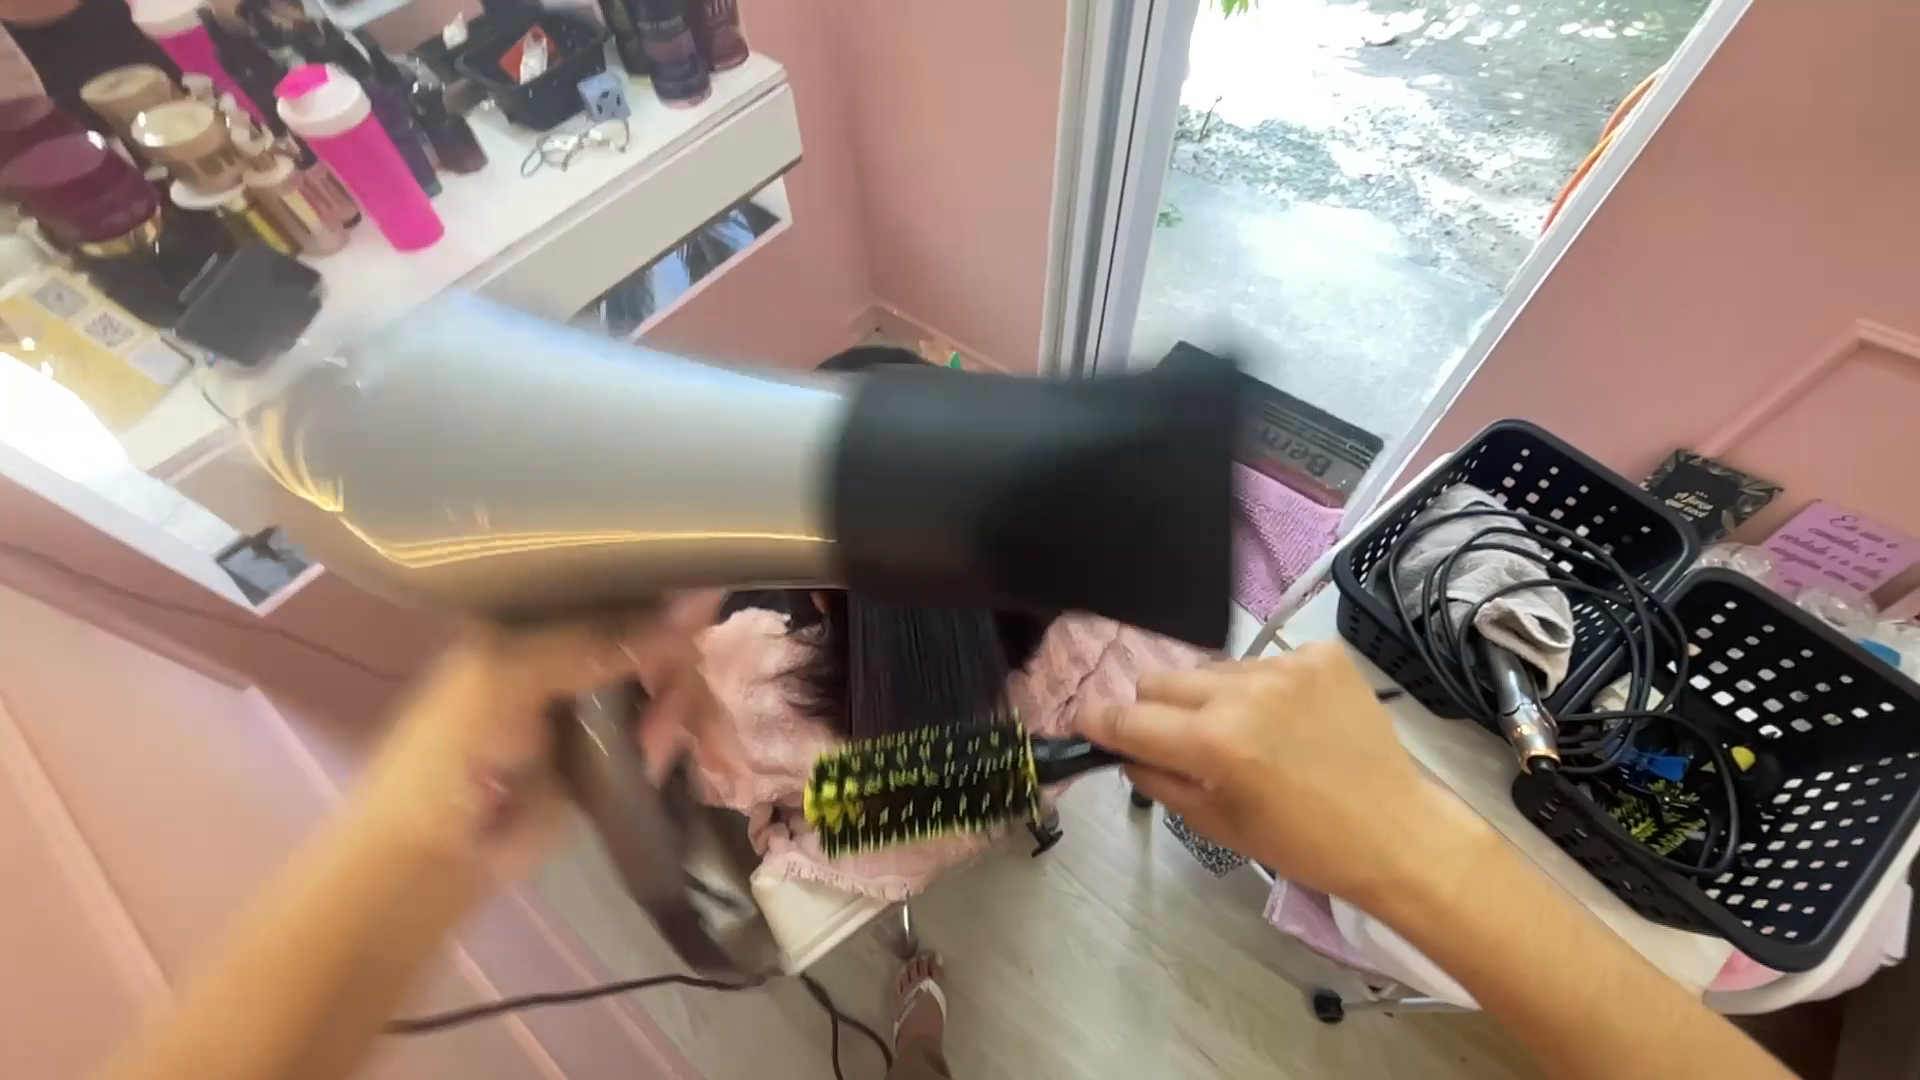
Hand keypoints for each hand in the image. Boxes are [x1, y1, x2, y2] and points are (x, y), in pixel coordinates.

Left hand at [353, 597, 732, 881]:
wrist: (431, 860)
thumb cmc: (452, 754)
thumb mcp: (511, 679)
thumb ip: (598, 641)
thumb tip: (697, 605)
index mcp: (537, 620)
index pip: (617, 588)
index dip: (662, 600)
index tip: (702, 618)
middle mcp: (573, 651)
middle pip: (656, 637)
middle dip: (677, 672)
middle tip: (669, 712)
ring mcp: (597, 700)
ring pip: (670, 683)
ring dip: (684, 712)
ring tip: (667, 745)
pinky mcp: (616, 745)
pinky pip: (668, 727)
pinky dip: (687, 740)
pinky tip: (702, 761)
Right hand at [1078, 644, 1481, 905]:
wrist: (1400, 834)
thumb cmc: (1303, 843)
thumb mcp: (1216, 824)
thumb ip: (1157, 780)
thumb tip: (1124, 750)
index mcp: (1215, 742)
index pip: (1129, 718)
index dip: (1098, 721)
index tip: (1085, 721)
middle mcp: (1243, 692)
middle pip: (1158, 680)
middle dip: (1156, 711)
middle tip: (1183, 741)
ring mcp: (1285, 665)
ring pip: (1208, 669)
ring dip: (1209, 697)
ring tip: (1248, 731)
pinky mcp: (1319, 654)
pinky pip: (1261, 661)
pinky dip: (1261, 688)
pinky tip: (1290, 718)